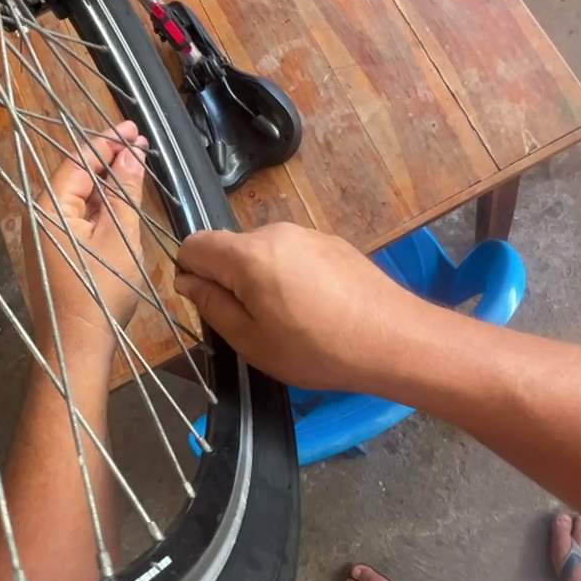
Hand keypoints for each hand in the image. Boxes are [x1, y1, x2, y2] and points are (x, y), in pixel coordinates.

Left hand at [25, 122, 149, 359]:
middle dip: (108, 158)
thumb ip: (126, 192)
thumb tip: (132, 153)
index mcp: (50, 207)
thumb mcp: (121, 237)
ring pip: (78, 198)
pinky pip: (77, 218)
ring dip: (106, 183)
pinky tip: (121, 201)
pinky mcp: (54, 253)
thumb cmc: (101, 292)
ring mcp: (45, 236)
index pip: (79, 160)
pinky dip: (100, 207)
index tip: (134, 127)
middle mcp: (40, 216)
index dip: (108, 141)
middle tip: (140, 144)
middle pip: (75, 176)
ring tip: (135, 166)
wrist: (77, 346)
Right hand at [174, 223, 430, 391]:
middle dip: (229, 280)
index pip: (195, 244)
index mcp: (248, 254)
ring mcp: (309, 234)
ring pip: (263, 253)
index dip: (190, 273)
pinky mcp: (334, 244)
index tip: (209, 305)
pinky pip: (294, 255)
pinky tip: (317, 310)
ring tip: (290, 321)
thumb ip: (212, 305)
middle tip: (253, 324)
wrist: (394, 340)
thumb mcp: (251, 339)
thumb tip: (186, 280)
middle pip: (230, 248)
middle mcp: (276, 232)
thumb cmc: (315, 349)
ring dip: (261, 280)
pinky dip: (291, 278)